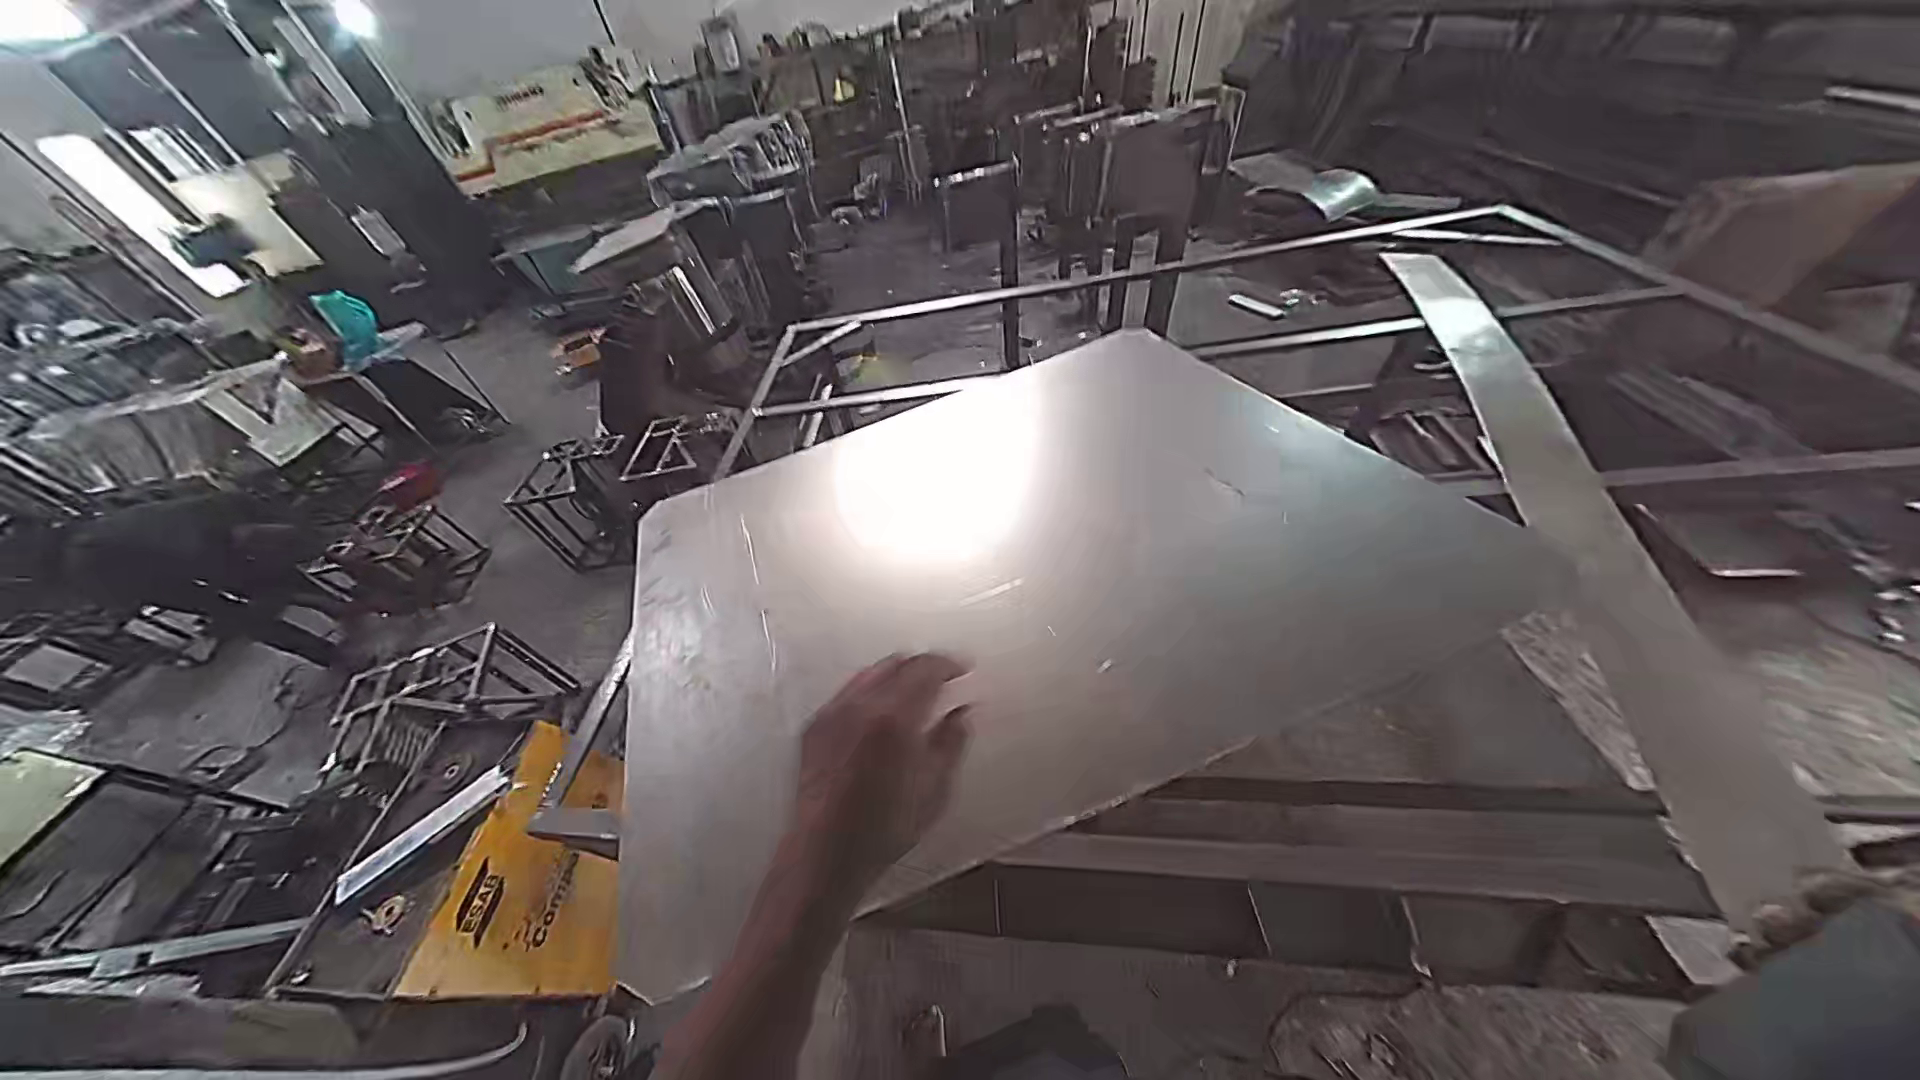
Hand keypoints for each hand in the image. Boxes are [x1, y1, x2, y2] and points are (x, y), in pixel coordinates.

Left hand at [790, 653, 972, 894]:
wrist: (825, 854)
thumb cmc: (883, 828)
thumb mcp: (934, 788)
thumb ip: (952, 741)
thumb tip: (962, 713)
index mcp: (893, 717)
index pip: (925, 668)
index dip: (948, 664)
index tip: (961, 669)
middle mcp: (860, 705)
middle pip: (897, 662)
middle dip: (924, 667)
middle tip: (942, 681)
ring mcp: (833, 713)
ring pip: (871, 673)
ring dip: (897, 675)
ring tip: (914, 696)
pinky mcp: (815, 725)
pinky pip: (848, 692)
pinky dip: (871, 691)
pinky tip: (881, 714)